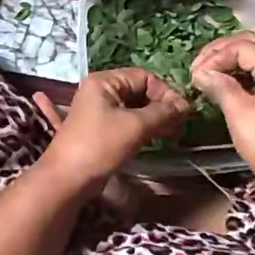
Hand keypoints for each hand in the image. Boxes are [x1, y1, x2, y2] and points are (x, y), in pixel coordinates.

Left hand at [35, 68, 189, 190]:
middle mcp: (100, 91)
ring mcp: (99, 110)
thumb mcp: (135, 125)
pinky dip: (143, 127)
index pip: (144, 77)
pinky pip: (128, 121)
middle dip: (161, 106)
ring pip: (135, 108)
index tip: (182, 113)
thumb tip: (185, 106)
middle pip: (140, 91)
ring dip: (155, 118)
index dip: (165, 92)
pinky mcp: (101, 129)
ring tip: (171, 134)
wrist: (69, 178)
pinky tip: (157, 138)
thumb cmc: (100, 145)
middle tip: (179, 125)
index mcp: (104, 82)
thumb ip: (163, 112)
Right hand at [190, 32, 254, 204]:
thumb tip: (200, 73)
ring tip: (206, 75)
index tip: (194, 77)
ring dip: (230, 61)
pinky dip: (242, 72)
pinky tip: (225, 83)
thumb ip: (221, 87)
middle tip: (197, 69)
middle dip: (220, 52)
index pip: (242, 47)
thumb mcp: (242, 117)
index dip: (214, 57)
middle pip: (252, 43)